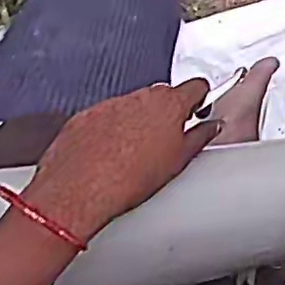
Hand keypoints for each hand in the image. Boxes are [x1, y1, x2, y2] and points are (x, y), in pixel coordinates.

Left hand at [21, 79, 221, 239]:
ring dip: (136, 120)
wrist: (73, 198)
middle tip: (163, 139)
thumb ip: (201, 136)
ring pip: (133, 105)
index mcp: (170, 103)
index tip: (196, 112)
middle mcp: (141, 97)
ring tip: (131, 152)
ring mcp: (110, 105)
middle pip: (163, 95)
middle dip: (166, 112)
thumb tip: (212, 127)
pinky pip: (104, 116)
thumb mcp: (178, 161)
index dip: (199, 99)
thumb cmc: (126, 181)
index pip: (197, 86)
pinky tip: (106, 154)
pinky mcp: (83, 117)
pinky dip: (108, 129)